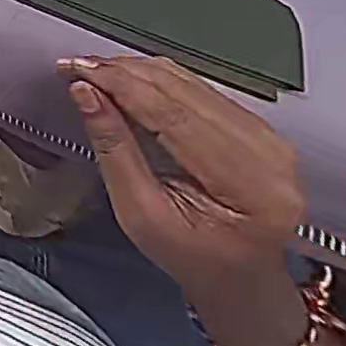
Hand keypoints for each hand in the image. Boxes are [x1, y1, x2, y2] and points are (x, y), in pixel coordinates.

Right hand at [59, 55, 304, 298]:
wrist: (241, 278)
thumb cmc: (192, 258)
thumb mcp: (140, 215)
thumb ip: (114, 149)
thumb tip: (86, 94)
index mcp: (249, 185)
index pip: (173, 114)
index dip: (120, 85)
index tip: (78, 70)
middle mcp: (268, 151)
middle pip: (180, 90)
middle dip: (121, 73)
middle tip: (76, 67)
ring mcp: (267, 133)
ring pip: (186, 81)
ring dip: (134, 71)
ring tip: (93, 73)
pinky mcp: (255, 123)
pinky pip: (196, 86)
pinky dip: (154, 79)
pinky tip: (125, 80)